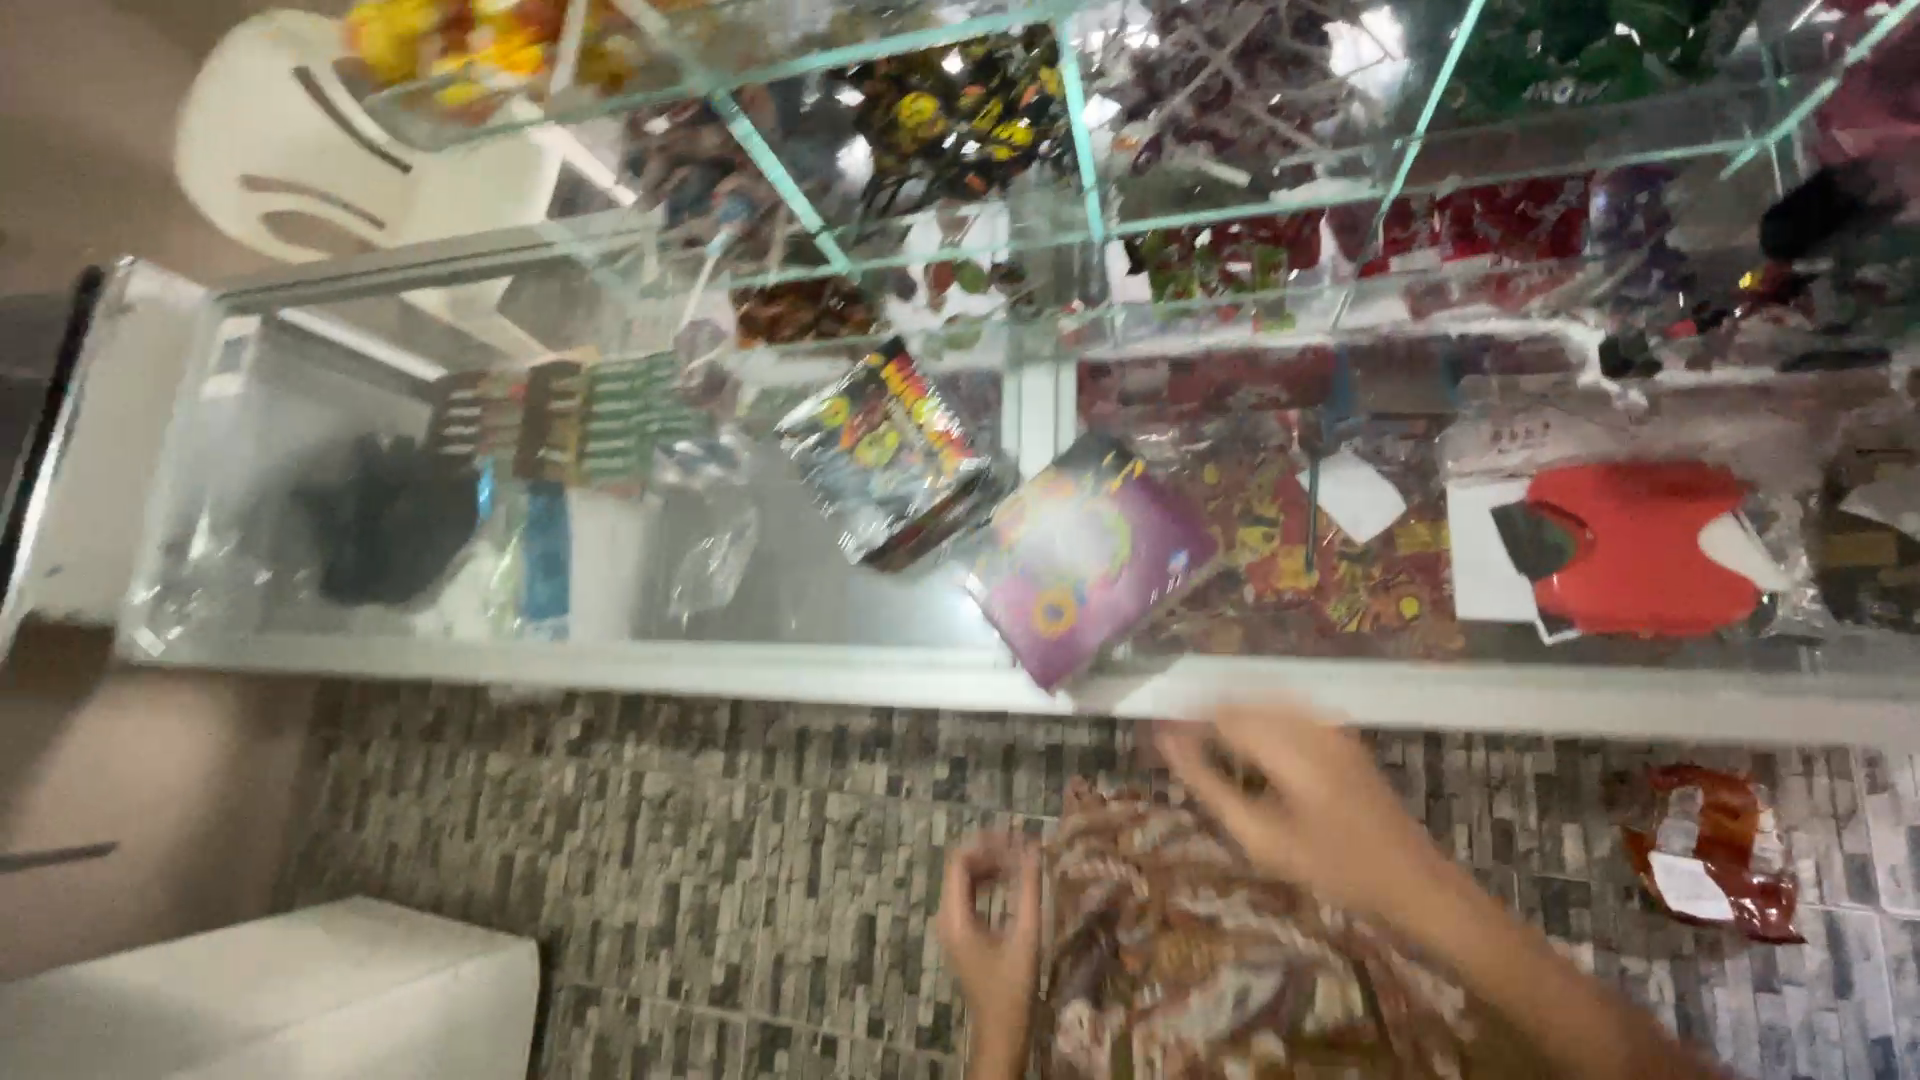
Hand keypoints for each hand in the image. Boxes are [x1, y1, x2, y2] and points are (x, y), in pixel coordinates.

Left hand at [936, 833, 1041, 1044]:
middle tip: (1021, 845)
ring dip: (991, 864)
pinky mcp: (961, 931)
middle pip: (961, 866)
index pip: (960, 861)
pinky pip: (969, 893)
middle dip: (990, 851)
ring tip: (1020, 858)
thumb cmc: (1013, 988)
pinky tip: (1012, 879)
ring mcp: (951, 924)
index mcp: (954, 917)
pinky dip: (989, 881)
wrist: (1001, 1031)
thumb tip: (1034, 850)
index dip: (986, 844)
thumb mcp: (1026, 936)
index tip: (1015, 839)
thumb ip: (1029, 890)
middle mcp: (946, 916)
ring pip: (965, 878)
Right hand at [1155, 703, 1464, 922]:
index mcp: (1292, 749)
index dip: (1186, 720)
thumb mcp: (1263, 838)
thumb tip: (1168, 745)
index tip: (1160, 734)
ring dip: (1231, 712)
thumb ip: (1210, 787)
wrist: (1414, 881)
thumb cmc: (1335, 869)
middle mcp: (1312, 725)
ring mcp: (1332, 726)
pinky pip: (1287, 707)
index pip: (1222, 715)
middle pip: (1242, 699)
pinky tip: (1249, 741)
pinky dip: (1258, 715)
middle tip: (1177, 740)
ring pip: (1263, 698)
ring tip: (1205, 738)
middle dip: (1205, 713)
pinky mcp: (1341, 732)